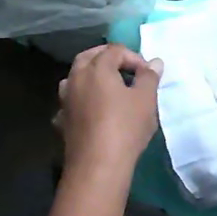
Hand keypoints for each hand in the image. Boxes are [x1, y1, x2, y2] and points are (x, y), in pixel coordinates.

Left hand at [57, 44, 160, 179]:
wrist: (98, 164)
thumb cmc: (125, 127)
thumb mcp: (146, 100)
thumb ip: (149, 77)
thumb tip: (154, 62)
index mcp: (97, 68)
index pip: (115, 51)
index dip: (134, 58)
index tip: (148, 74)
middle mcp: (76, 78)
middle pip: (88, 57)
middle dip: (107, 59)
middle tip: (126, 70)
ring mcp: (66, 100)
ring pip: (74, 78)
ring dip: (90, 77)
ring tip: (107, 88)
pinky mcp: (62, 120)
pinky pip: (71, 103)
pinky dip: (81, 101)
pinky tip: (90, 111)